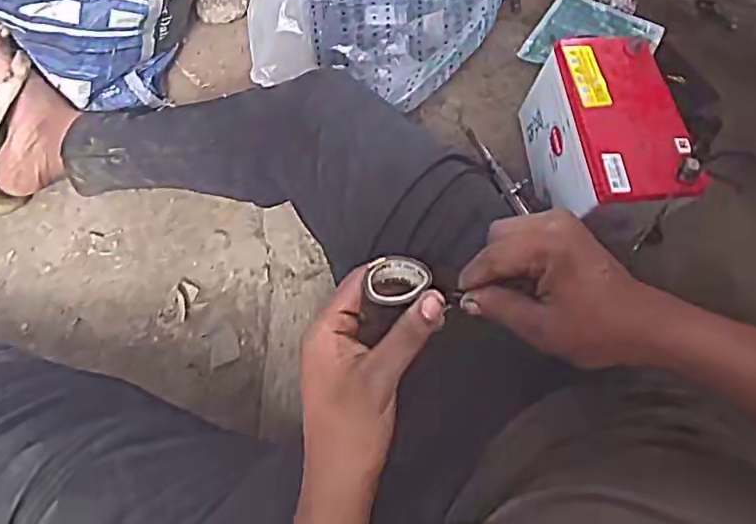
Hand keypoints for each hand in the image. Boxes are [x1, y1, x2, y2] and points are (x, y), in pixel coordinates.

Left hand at [299, 263, 446, 479]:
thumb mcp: (380, 376)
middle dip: (401, 291)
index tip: (421, 272)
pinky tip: (420, 329)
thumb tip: (431, 298)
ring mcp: (342, 351)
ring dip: (403, 311)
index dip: (389, 272)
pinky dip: (399, 330)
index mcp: (324, 330)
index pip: (358, 281)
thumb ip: (407, 333)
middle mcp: (329, 335)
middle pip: (368, 295)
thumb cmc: (347, 437)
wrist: (342, 484)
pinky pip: (379, 334)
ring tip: (431, 308)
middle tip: (431, 291)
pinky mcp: (356, 365)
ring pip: (376, 314)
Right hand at [458, 210, 669, 368]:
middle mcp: (552, 222)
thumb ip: (500, 308)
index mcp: (548, 243)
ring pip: (508, 231)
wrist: (639, 321)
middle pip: (497, 235)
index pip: (493, 254)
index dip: (474, 278)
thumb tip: (469, 298)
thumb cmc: (599, 329)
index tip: (462, 297)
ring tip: (512, 291)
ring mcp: (560, 220)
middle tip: (490, 299)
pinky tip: (527, 280)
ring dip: (502, 258)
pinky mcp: (564, 225)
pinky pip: (525, 232)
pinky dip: (518, 253)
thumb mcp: (543, 328)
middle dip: (489, 265)